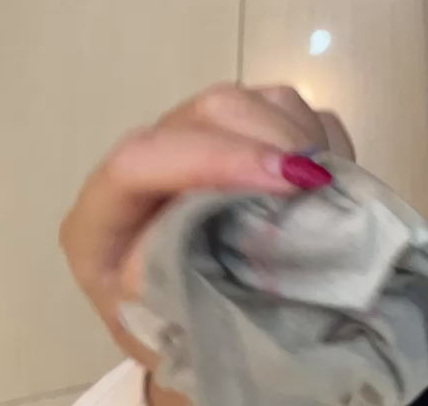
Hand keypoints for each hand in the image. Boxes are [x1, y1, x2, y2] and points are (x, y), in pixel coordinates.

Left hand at [60, 85, 354, 395]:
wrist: (210, 325)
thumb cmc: (182, 327)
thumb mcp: (163, 321)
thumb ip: (172, 275)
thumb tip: (217, 229)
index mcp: (106, 214)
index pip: (144, 159)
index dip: (218, 160)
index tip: (286, 185)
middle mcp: (155, 159)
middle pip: (212, 109)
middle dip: (273, 138)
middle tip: (317, 182)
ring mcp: (208, 136)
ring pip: (259, 99)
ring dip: (301, 137)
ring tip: (321, 186)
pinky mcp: (252, 129)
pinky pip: (295, 108)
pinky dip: (319, 137)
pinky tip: (322, 180)